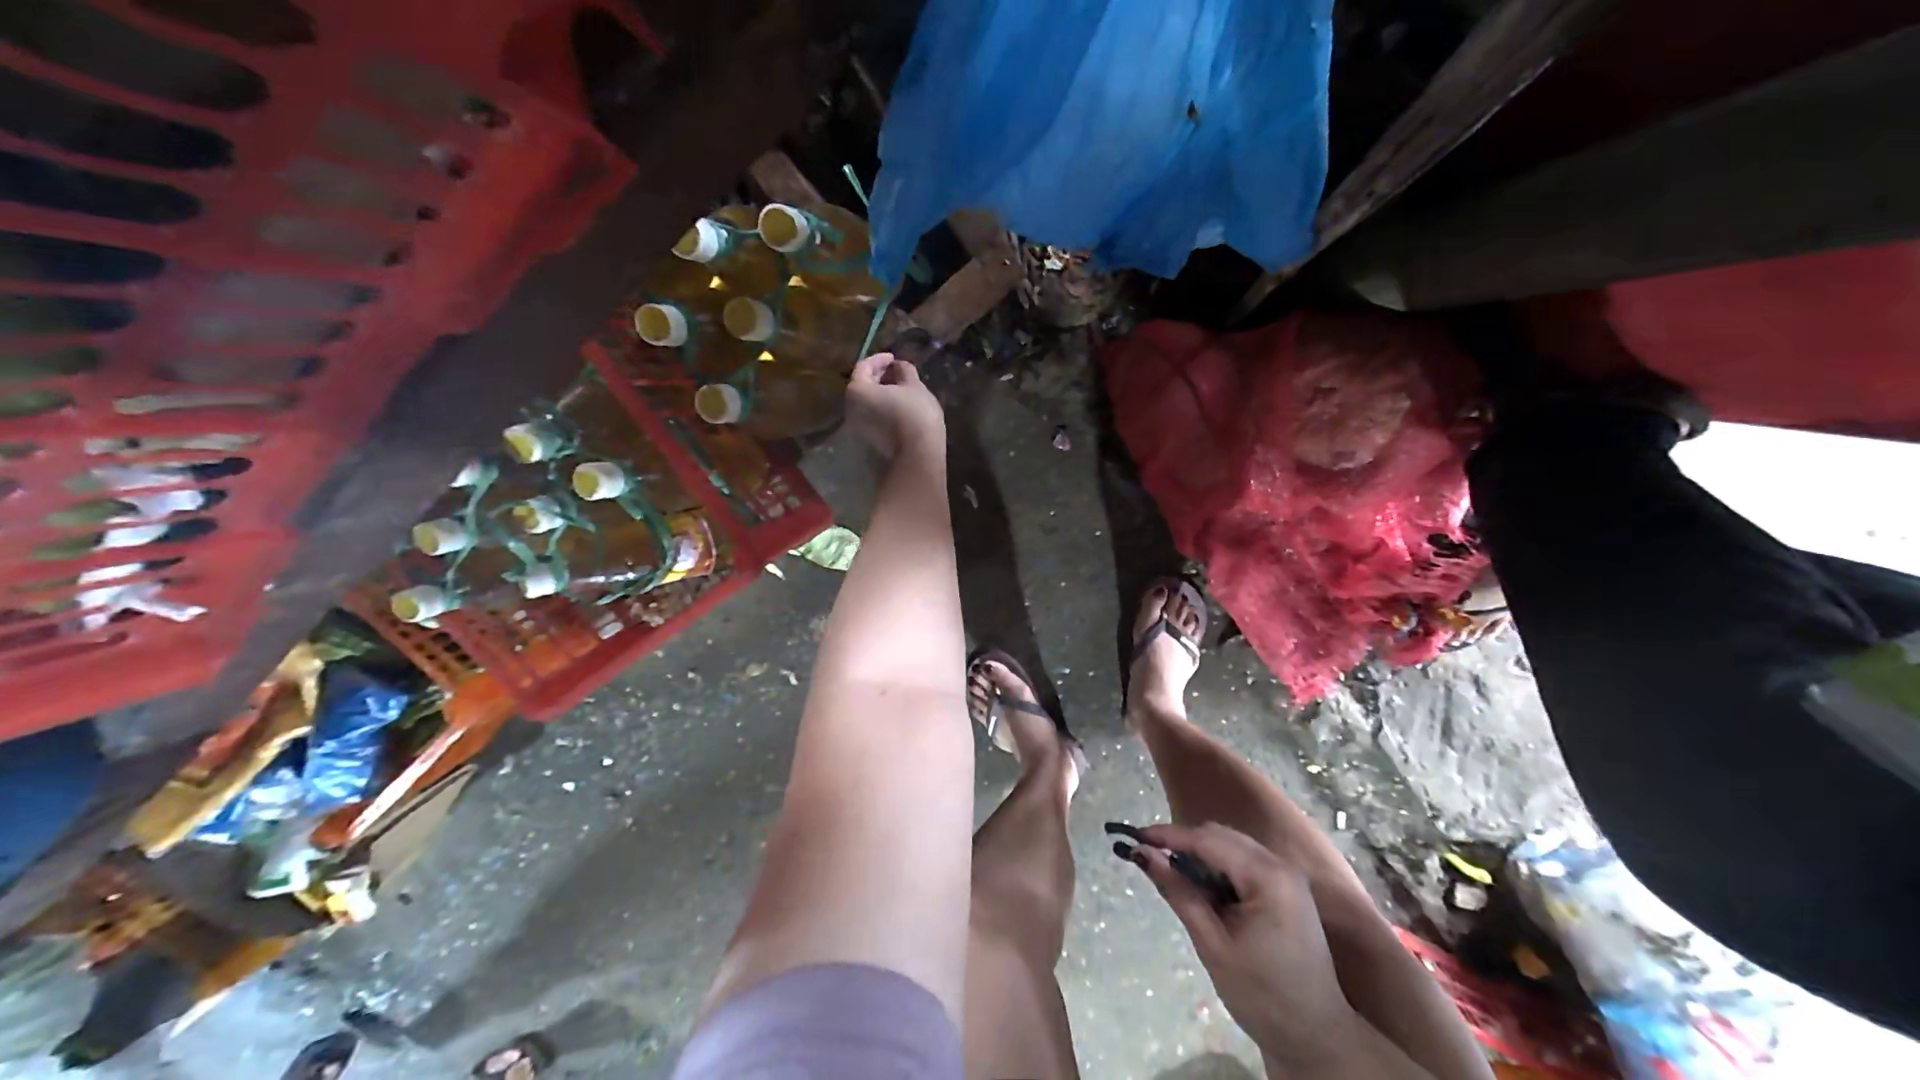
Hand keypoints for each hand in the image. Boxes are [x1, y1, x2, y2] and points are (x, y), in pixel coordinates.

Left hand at [847, 352, 943, 461]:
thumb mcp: (914, 386)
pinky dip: (881, 406)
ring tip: (900, 388)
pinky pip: (871, 415)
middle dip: (878, 376)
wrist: (917, 454)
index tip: (894, 358)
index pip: (864, 367)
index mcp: (857, 391)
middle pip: (861, 385)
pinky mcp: (867, 439)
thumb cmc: (915, 413)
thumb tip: (898, 366)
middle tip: (897, 372)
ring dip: (880, 391)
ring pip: (866, 402)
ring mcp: (857, 426)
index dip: (879, 359)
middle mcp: (851, 408)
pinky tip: (898, 405)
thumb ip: (904, 371)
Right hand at [1120, 823, 1363, 1066]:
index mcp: (1268, 877)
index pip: (1207, 840)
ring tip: (1169, 873)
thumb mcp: (1212, 944)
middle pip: (1220, 836)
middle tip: (1148, 857)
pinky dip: (1217, 866)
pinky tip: (1200, 887)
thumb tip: (1142, 854)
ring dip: (1199, 854)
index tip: (1134, 838)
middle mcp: (1281, 866)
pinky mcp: (1287, 888)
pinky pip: (1243, 862)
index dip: (1168, 835)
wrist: (1316, 1036)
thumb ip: (1179, 892)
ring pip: (1231, 845)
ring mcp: (1287, 876)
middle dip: (1182, 843)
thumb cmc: (1262, 995)